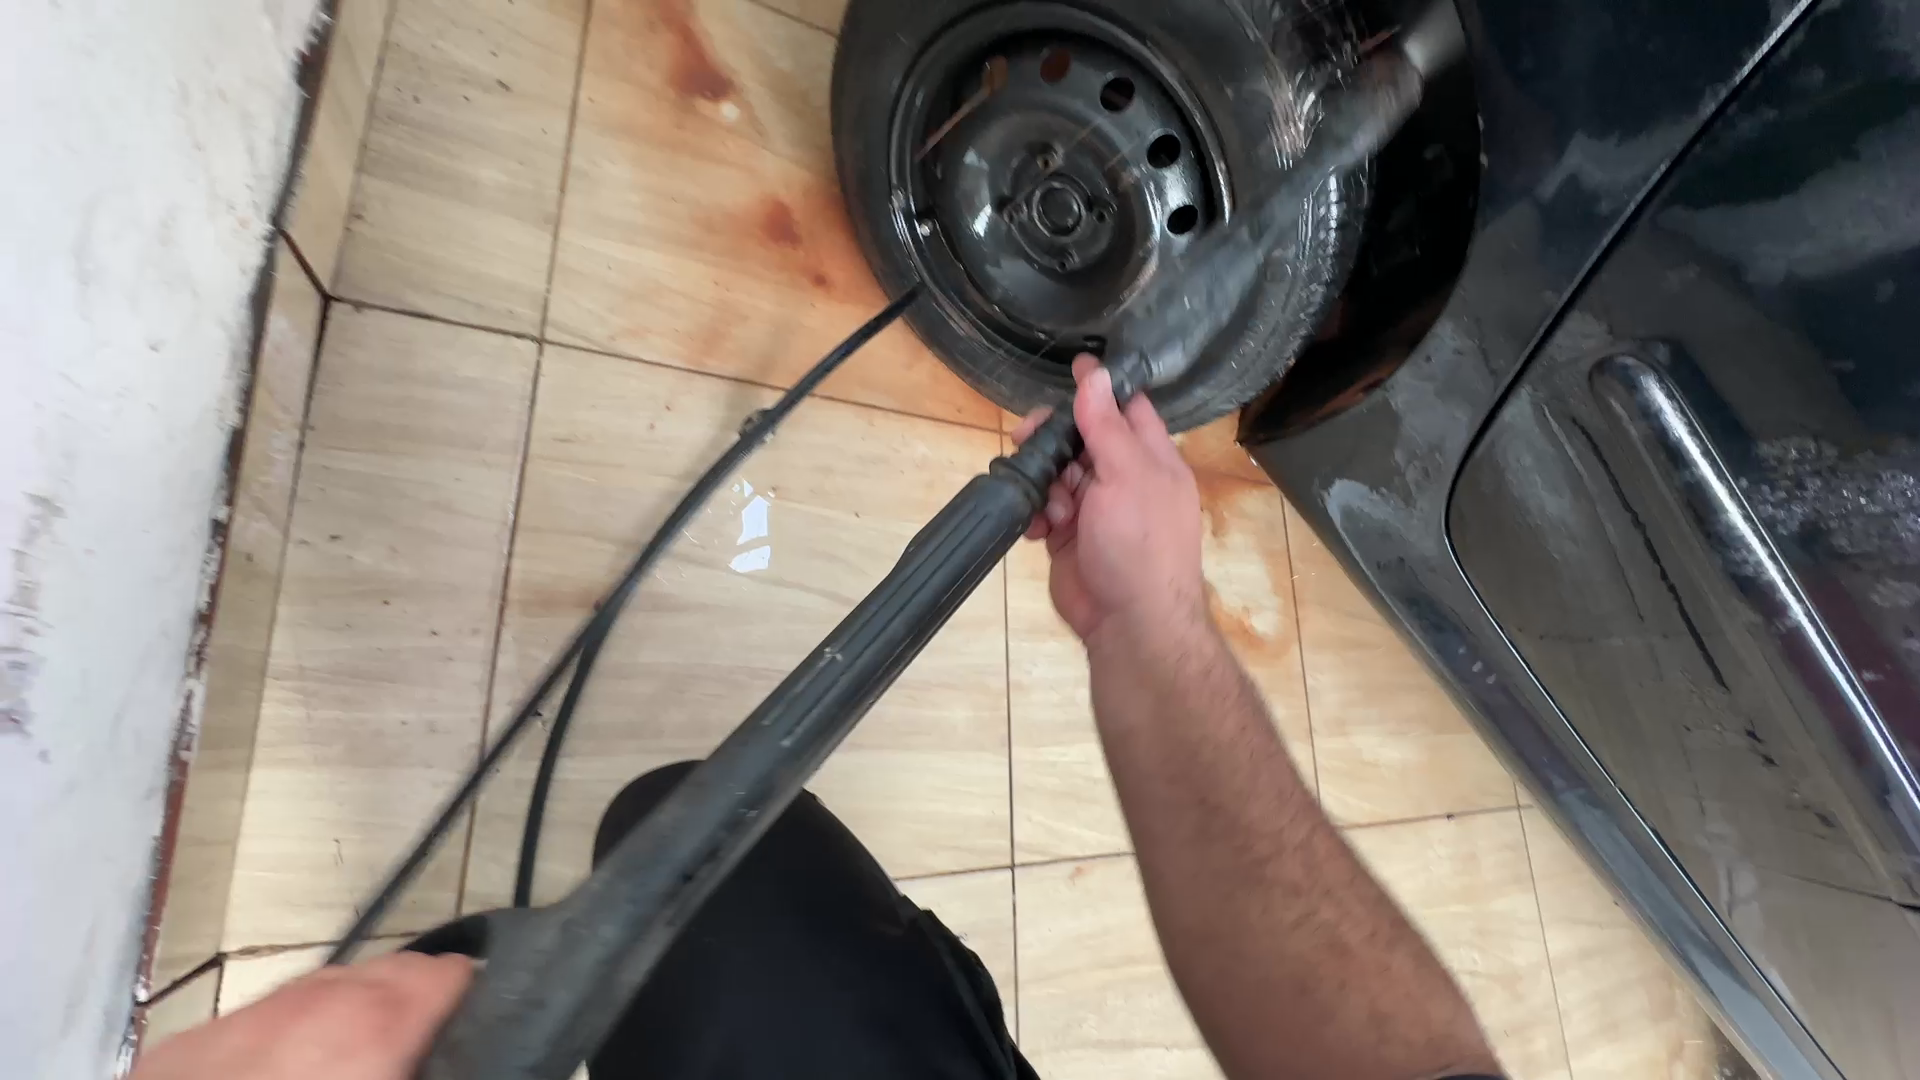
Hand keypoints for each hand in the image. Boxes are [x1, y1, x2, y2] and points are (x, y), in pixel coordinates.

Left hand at [134, 951, 471, 1079]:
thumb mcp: (388, 1078)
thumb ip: (420, 1051)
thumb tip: (445, 1045)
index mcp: (382, 1021)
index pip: (456, 969)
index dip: (466, 995)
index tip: (466, 1021)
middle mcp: (324, 999)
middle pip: (395, 968)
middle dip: (405, 999)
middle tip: (405, 1046)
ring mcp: (251, 1015)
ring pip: (326, 987)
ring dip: (342, 1013)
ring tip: (337, 1060)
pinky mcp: (184, 1044)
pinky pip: (254, 1020)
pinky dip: (271, 1039)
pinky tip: (266, 1076)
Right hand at [1013, 355, 1205, 646]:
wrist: (1129, 621)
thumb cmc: (1139, 542)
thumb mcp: (1126, 475)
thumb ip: (1106, 425)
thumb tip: (1097, 374)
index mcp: (1151, 460)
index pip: (1127, 409)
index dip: (1101, 388)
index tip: (1073, 367)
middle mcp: (1124, 479)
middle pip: (1083, 439)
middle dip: (1055, 437)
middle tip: (1027, 435)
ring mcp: (1095, 510)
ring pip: (1058, 474)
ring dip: (1044, 481)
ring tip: (1042, 498)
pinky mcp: (1068, 536)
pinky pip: (1045, 510)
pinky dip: (1037, 514)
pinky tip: (1038, 527)